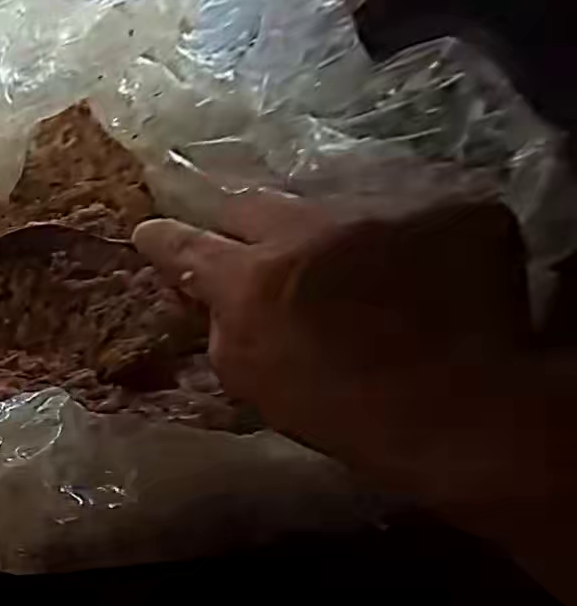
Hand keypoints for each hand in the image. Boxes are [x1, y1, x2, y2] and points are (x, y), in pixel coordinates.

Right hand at [134, 193, 576, 605]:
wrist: (452, 403)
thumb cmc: (321, 401)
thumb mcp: (240, 366)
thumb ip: (222, 316)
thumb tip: (214, 291)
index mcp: (253, 278)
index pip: (189, 246)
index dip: (163, 238)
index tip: (147, 230)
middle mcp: (318, 230)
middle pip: (254, 203)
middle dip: (234, 220)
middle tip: (230, 235)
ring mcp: (393, 212)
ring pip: (328, 204)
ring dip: (313, 230)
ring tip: (319, 256)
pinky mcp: (458, 209)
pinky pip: (397, 212)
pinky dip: (381, 237)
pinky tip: (387, 266)